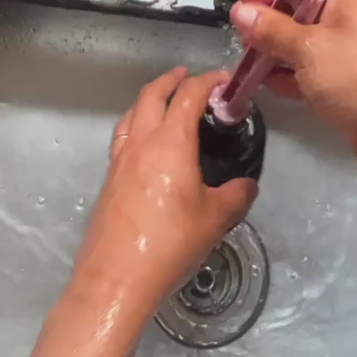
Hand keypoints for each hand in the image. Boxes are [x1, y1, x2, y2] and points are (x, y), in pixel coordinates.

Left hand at [71, 68, 257, 308]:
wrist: (116, 279)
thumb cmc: (170, 243)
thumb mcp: (216, 220)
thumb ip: (237, 196)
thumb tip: (247, 186)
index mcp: (171, 142)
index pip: (189, 95)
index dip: (208, 81)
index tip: (223, 81)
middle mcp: (141, 142)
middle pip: (152, 94)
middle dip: (172, 79)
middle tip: (188, 77)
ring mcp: (119, 160)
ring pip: (132, 113)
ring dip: (149, 99)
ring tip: (164, 103)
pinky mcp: (108, 180)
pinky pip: (122, 137)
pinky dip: (136, 124)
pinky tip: (145, 144)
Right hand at [228, 0, 356, 194]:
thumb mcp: (307, 49)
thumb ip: (271, 29)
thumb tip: (240, 11)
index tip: (240, 7)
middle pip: (306, 7)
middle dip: (271, 22)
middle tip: (241, 40)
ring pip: (310, 40)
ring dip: (279, 50)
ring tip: (249, 64)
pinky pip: (319, 67)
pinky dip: (296, 73)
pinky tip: (269, 85)